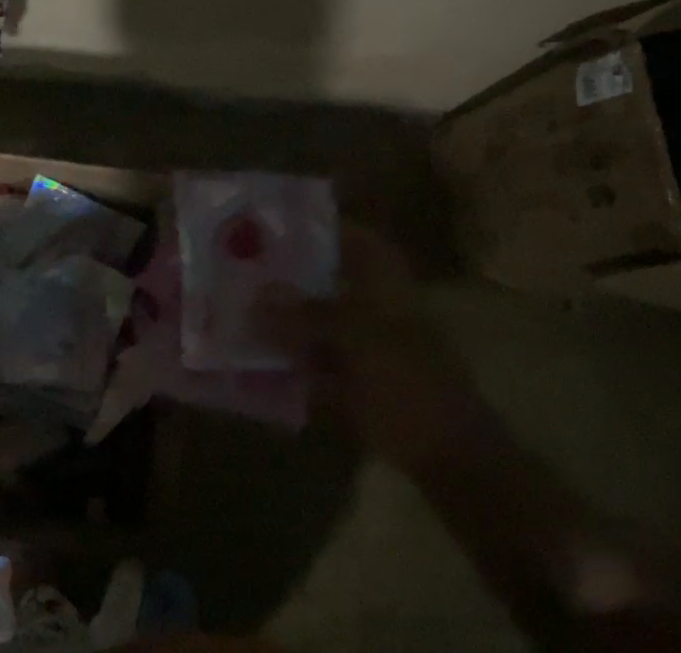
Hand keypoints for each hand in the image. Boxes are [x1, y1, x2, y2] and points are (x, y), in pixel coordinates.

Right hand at [258, 226, 495, 471]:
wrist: (448, 459)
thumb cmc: (411, 387)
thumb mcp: (358, 342)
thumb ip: (307, 314)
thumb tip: (257, 296)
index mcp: (387, 290)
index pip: (357, 241)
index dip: (323, 226)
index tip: (278, 221)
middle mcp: (374, 312)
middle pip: (328, 281)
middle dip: (287, 274)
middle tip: (238, 263)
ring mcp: (363, 350)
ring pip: (314, 322)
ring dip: (280, 317)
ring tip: (232, 305)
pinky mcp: (351, 385)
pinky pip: (309, 362)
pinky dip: (283, 359)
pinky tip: (247, 356)